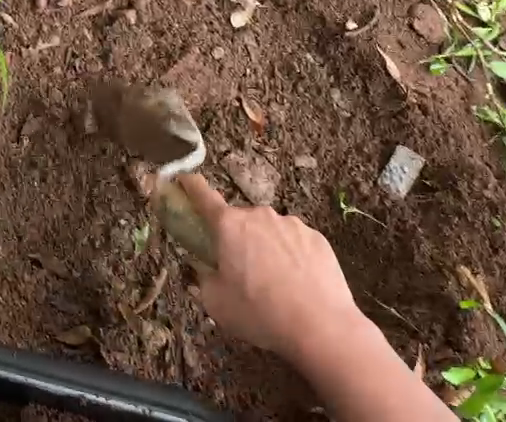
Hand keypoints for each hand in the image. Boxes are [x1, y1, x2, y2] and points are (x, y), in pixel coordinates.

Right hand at [177, 174, 366, 358]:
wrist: (322, 327)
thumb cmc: (260, 313)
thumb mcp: (216, 303)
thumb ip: (203, 279)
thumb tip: (204, 268)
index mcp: (228, 225)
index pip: (202, 195)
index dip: (190, 185)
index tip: (183, 178)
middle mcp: (258, 215)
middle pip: (239, 220)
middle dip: (237, 238)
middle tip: (242, 270)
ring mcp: (291, 223)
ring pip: (269, 230)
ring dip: (266, 247)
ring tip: (277, 283)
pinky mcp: (317, 238)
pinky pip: (295, 241)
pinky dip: (292, 256)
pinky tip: (300, 284)